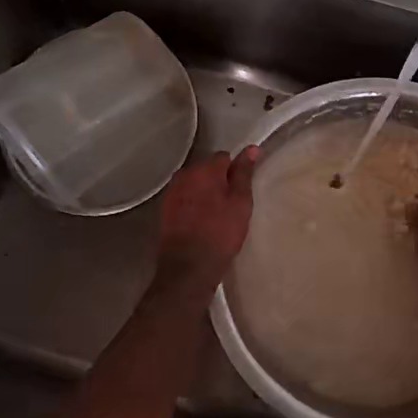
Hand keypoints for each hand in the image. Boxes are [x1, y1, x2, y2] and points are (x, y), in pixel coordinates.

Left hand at [156, 146, 258, 291]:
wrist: (189, 267)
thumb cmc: (221, 234)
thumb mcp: (241, 203)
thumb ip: (244, 174)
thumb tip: (251, 149)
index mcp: (205, 169)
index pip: (224, 157)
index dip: (235, 172)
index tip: (241, 190)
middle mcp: (184, 175)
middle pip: (207, 170)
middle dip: (219, 181)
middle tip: (232, 205)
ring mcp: (172, 192)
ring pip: (195, 185)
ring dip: (205, 193)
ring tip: (217, 215)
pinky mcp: (165, 210)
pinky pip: (185, 199)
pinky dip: (194, 205)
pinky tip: (202, 222)